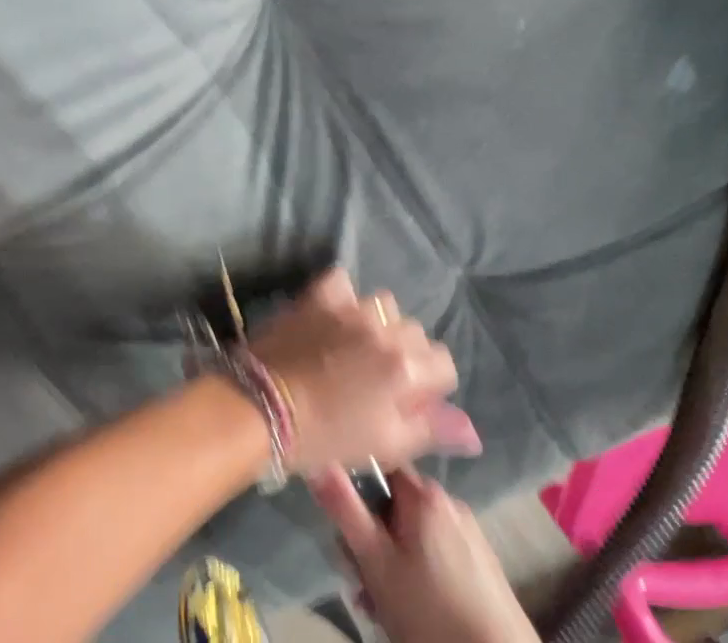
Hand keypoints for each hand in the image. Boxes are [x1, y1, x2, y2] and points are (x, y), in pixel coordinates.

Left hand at [246, 268, 477, 473]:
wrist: (257, 408)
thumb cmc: (323, 436)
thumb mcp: (384, 445)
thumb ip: (430, 429)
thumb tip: (469, 431)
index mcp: (408, 369)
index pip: (443, 365)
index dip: (427, 385)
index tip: (404, 399)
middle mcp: (385, 332)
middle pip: (414, 334)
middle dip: (403, 354)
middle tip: (374, 378)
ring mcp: (349, 310)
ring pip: (382, 306)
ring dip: (376, 323)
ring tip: (352, 346)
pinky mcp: (315, 298)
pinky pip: (340, 282)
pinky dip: (341, 295)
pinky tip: (332, 316)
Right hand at [312, 470, 540, 642]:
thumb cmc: (430, 611)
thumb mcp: (375, 561)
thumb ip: (344, 508)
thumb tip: (317, 460)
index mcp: (425, 496)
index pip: (377, 468)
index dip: (353, 493)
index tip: (344, 529)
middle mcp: (450, 505)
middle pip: (391, 507)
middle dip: (369, 541)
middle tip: (360, 580)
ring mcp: (469, 536)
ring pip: (410, 536)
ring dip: (388, 564)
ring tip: (380, 605)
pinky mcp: (481, 566)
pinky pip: (433, 556)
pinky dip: (414, 575)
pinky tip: (409, 610)